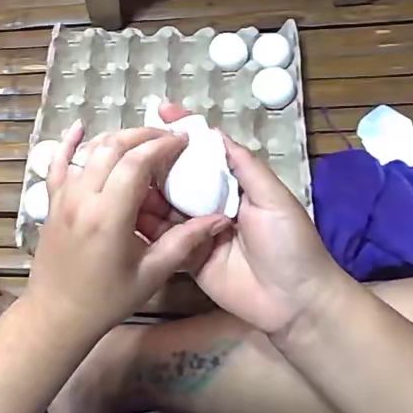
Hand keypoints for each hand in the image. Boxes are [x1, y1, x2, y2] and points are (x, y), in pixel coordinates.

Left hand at [28, 120, 229, 339]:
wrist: (57, 314)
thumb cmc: (107, 300)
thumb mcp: (151, 274)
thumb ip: (184, 242)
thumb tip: (220, 217)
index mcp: (109, 215)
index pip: (137, 162)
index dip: (162, 145)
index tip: (183, 141)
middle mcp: (83, 198)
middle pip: (113, 148)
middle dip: (143, 136)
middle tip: (167, 137)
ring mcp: (63, 197)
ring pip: (89, 152)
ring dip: (116, 138)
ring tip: (142, 138)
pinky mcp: (52, 202)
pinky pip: (57, 164)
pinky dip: (68, 143)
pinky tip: (79, 126)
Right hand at [143, 105, 346, 334]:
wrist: (295, 303)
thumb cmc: (290, 244)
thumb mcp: (273, 198)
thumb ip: (244, 166)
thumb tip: (213, 132)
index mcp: (233, 185)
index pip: (204, 151)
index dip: (184, 130)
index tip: (162, 109)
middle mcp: (210, 203)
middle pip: (176, 176)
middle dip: (154, 158)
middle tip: (128, 144)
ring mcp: (195, 230)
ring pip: (163, 204)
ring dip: (144, 190)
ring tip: (117, 174)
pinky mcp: (186, 256)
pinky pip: (162, 237)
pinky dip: (145, 224)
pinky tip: (123, 210)